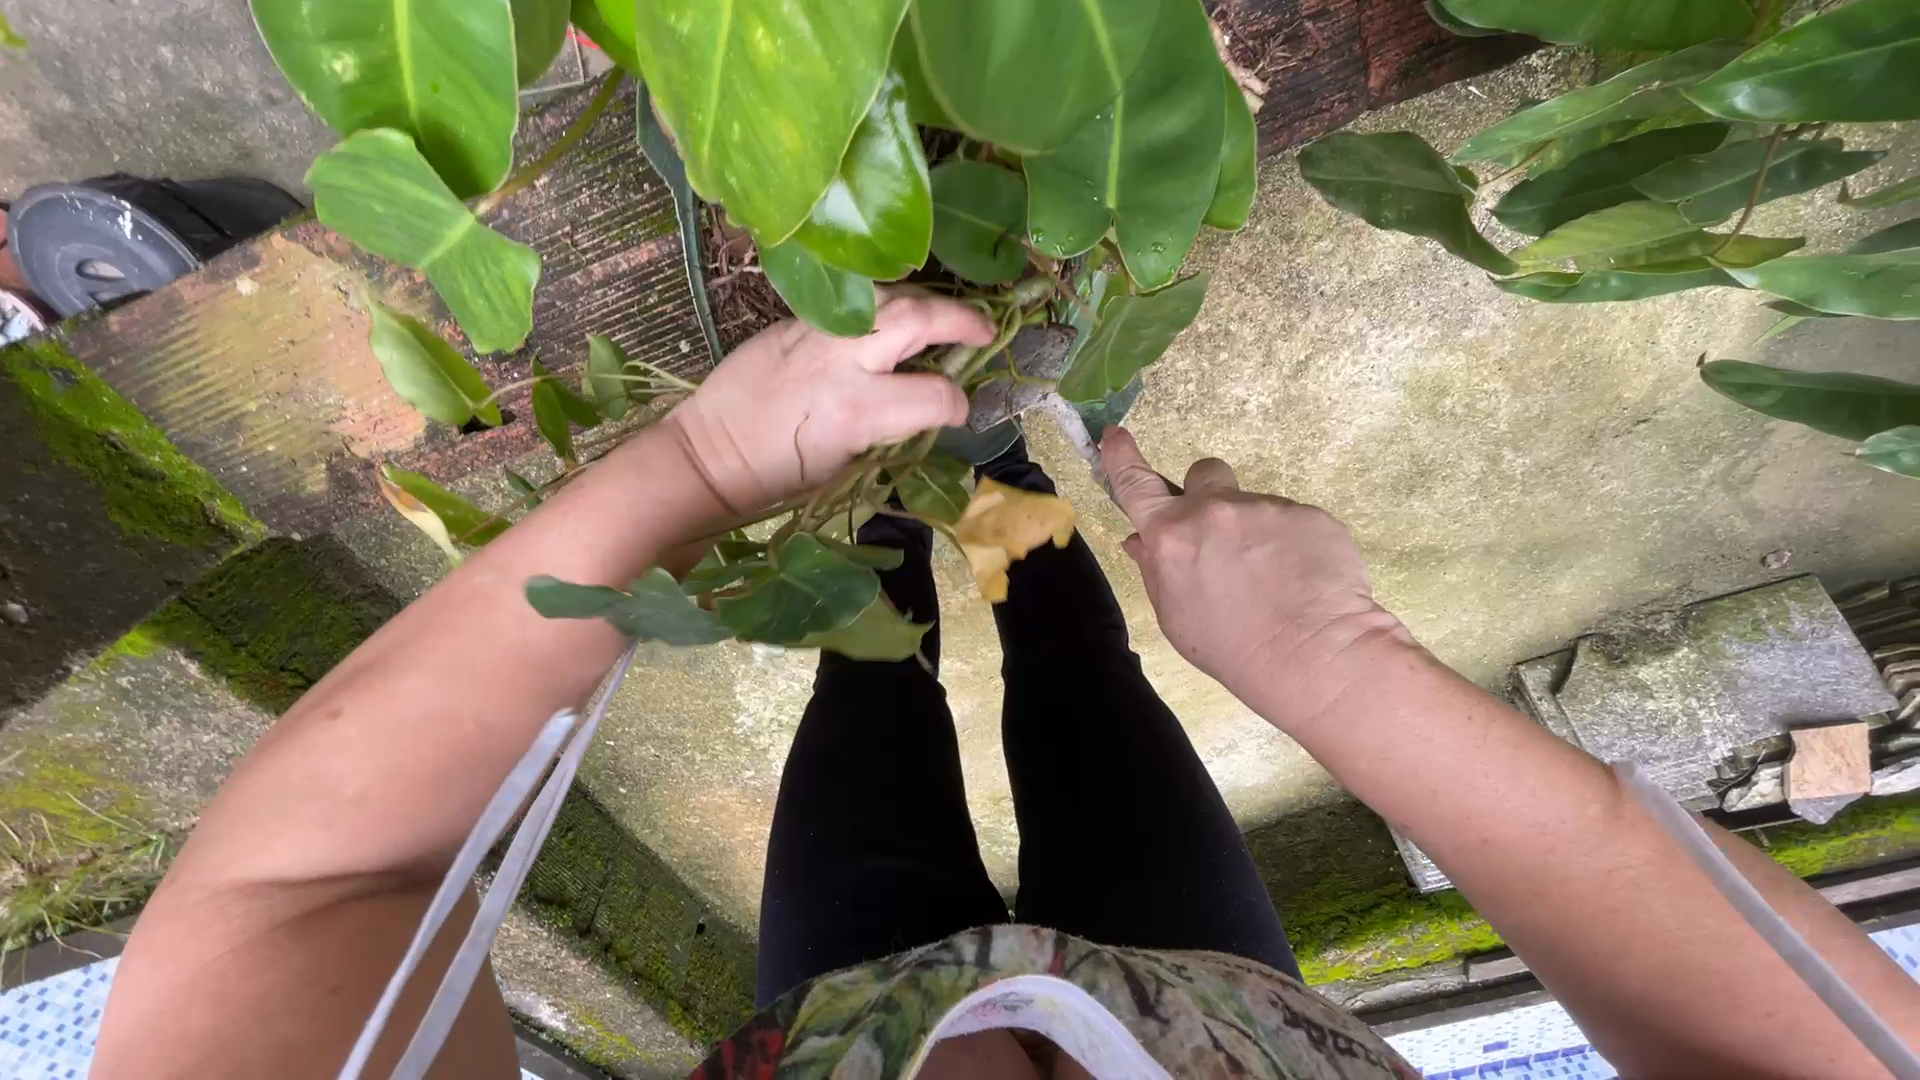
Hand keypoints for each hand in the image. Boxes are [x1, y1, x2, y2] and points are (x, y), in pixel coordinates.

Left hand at [665, 292, 993, 514]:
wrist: (711, 454)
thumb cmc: (779, 475)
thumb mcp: (846, 462)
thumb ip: (890, 427)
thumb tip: (926, 406)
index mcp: (855, 411)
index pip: (935, 395)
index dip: (957, 406)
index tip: (959, 412)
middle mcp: (841, 360)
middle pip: (918, 318)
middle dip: (962, 320)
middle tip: (984, 331)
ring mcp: (818, 333)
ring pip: (888, 296)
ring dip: (926, 303)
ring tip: (944, 318)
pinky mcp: (796, 321)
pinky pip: (856, 301)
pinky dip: (886, 306)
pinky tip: (895, 319)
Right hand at [1101, 426, 1413, 729]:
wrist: (1311, 656)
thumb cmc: (1230, 647)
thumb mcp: (1175, 615)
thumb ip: (1155, 569)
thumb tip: (1140, 539)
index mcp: (1171, 535)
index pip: (1136, 484)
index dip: (1121, 456)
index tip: (1114, 435)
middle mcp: (1214, 510)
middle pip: (1204, 473)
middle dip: (1209, 495)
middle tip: (1226, 537)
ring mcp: (1265, 507)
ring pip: (1254, 506)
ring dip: (1256, 530)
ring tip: (1275, 578)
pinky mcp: (1310, 515)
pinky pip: (1294, 521)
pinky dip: (1294, 544)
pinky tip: (1304, 579)